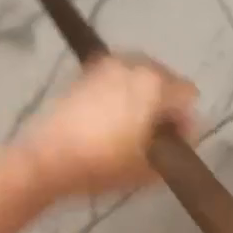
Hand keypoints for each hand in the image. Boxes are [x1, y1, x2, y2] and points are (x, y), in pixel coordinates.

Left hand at [16, 53, 197, 196]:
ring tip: (127, 126)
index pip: (187, 96)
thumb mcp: (149, 168)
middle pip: (162, 79)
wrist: (45, 160)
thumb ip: (176, 150)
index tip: (172, 142)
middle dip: (161, 102)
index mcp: (156, 83)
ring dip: (138, 95)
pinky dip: (115, 94)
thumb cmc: (101, 164)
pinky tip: (105, 118)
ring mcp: (103, 66)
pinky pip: (111, 80)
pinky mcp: (81, 75)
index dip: (183, 121)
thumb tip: (181, 139)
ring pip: (135, 76)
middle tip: (149, 132)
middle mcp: (133, 65)